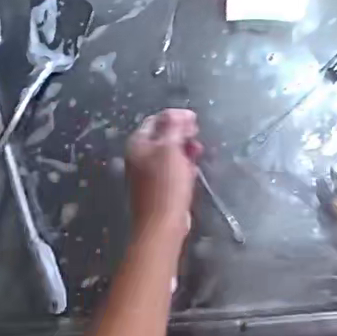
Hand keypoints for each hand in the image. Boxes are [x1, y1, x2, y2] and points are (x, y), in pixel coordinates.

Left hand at [125, 109, 200, 237]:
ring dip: (183, 149)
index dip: (175, 117)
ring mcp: (145, 173)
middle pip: (161, 137)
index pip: (156, 120)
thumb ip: (173, 127)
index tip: (195, 120)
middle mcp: (138, 156)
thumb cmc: (166, 183)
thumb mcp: (171, 149)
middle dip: (180, 133)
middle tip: (197, 133)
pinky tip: (192, 169)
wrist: (162, 224)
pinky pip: (169, 170)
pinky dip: (181, 165)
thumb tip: (176, 112)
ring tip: (198, 151)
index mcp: (138, 143)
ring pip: (167, 154)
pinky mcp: (156, 188)